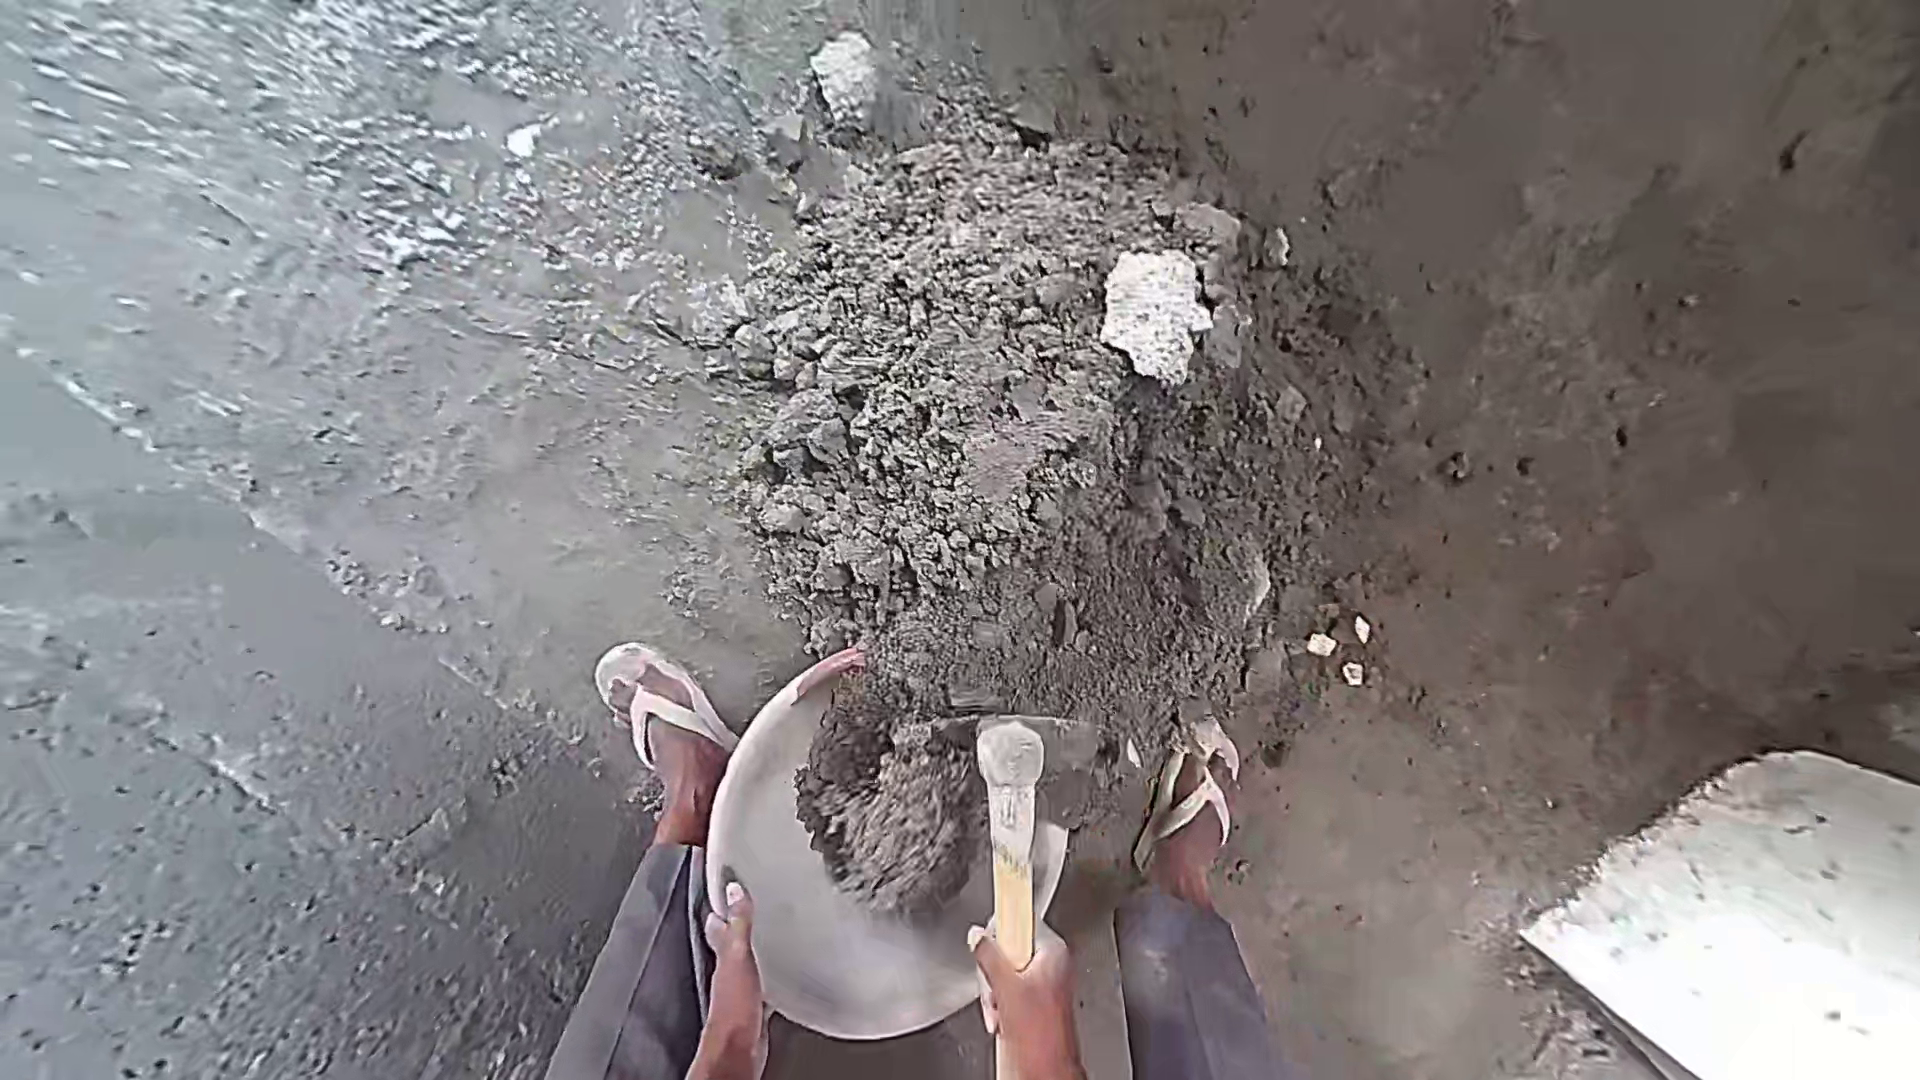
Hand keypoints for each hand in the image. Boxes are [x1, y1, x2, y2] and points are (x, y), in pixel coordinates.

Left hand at [689, 881, 765, 1079]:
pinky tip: (780, 970)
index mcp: (723, 956)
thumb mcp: (738, 957)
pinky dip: (770, 972)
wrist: (739, 1052)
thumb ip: (739, 925)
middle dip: (738, 922)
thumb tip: (734, 890)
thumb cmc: (734, 1008)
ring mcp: (741, 988)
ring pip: (747, 959)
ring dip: (755, 945)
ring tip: (769, 929)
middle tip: (750, 901)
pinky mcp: (755, 1004)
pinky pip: (763, 980)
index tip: (729, 883)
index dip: (722, 904)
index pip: (718, 922)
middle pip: (732, 940)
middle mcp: (729, 970)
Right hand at [968, 921, 1085, 1079]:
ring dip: (995, 990)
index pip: (1021, 917)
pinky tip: (1001, 1017)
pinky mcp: (1036, 997)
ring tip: (998, 1010)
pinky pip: (1010, 986)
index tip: (987, 938)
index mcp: (1052, 949)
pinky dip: (1001, 1000)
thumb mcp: (1007, 987)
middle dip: (994, 971)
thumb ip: (989, 955)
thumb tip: (977, 935)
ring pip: (1007, 968)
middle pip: (1010, 945)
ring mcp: (1044, 979)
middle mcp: (1051, 960)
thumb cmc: (1041, 1035)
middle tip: (994, 989)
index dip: (1001, 929)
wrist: (1049, 1073)